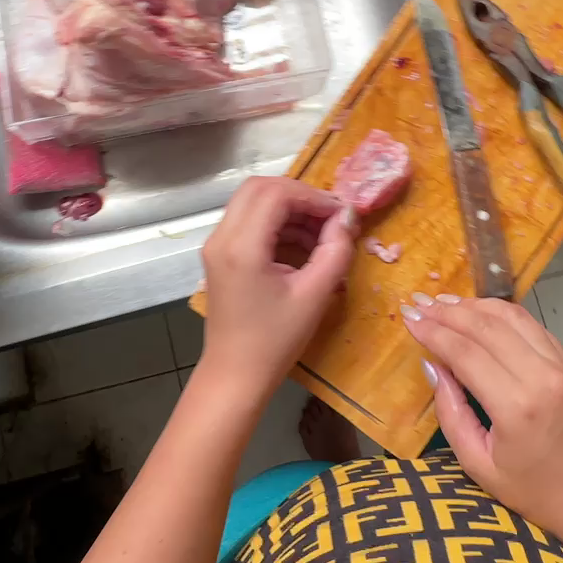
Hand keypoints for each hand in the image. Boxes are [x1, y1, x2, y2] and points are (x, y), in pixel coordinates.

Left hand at [199, 177, 355, 391]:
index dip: (312, 196)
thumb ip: (335, 251)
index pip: (276, 194)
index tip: (341, 214)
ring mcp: (216, 245)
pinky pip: (247, 220)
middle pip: (259, 188)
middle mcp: (221, 237)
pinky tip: (301, 244)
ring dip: (288, 208)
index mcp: (242, 246)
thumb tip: (347, 217)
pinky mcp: (219, 254)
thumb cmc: (275, 340)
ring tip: (321, 234)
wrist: (236, 374)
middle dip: (299, 195)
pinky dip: (275, 222)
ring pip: (251, 201)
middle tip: (329, 217)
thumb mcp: (315, 295)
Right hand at [402, 294, 562, 535]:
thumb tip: (432, 366)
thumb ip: (451, 413)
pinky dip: (501, 312)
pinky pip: (531, 325)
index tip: (408, 319)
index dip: (433, 332)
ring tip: (443, 303)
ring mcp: (561, 364)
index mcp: (516, 406)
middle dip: (447, 312)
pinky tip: (479, 312)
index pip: (465, 352)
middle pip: (486, 326)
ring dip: (473, 305)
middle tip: (418, 304)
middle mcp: (541, 375)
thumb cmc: (536, 492)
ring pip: (511, 316)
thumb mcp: (479, 465)